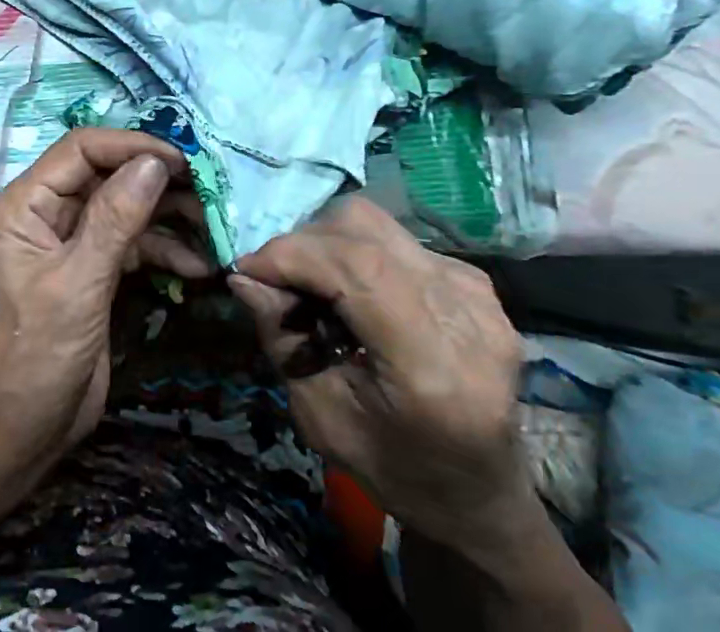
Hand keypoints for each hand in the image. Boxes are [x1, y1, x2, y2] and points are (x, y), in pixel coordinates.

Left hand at [0, 128, 208, 526]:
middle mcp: (44, 215)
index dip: (130, 147)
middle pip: (105, 177)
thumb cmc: (36, 354)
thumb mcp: (78, 284)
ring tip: (213, 231)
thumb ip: (115, 220)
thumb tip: (154, 161)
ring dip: (167, 218)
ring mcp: (68, 244)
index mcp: (24, 206)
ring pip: (123, 210)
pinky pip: (129, 246)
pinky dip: (162, 253)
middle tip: (211, 195)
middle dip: (155, 182)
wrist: (19, 428)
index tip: (184, 160)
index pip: (79, 150)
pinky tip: (198, 270)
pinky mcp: (90, 273)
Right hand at [225, 197, 531, 559]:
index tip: (246, 270)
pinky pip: (393, 240)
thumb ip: (281, 338)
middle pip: (363, 231)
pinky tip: (346, 292)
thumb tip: (242, 275)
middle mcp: (465, 317)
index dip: (290, 255)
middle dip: (299, 244)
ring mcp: (478, 296)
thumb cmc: (392, 466)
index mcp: (432, 366)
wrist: (475, 493)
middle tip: (272, 279)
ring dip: (324, 243)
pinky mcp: (475, 284)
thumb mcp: (317, 414)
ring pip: (375, 225)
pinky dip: (352, 253)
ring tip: (307, 284)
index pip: (357, 268)